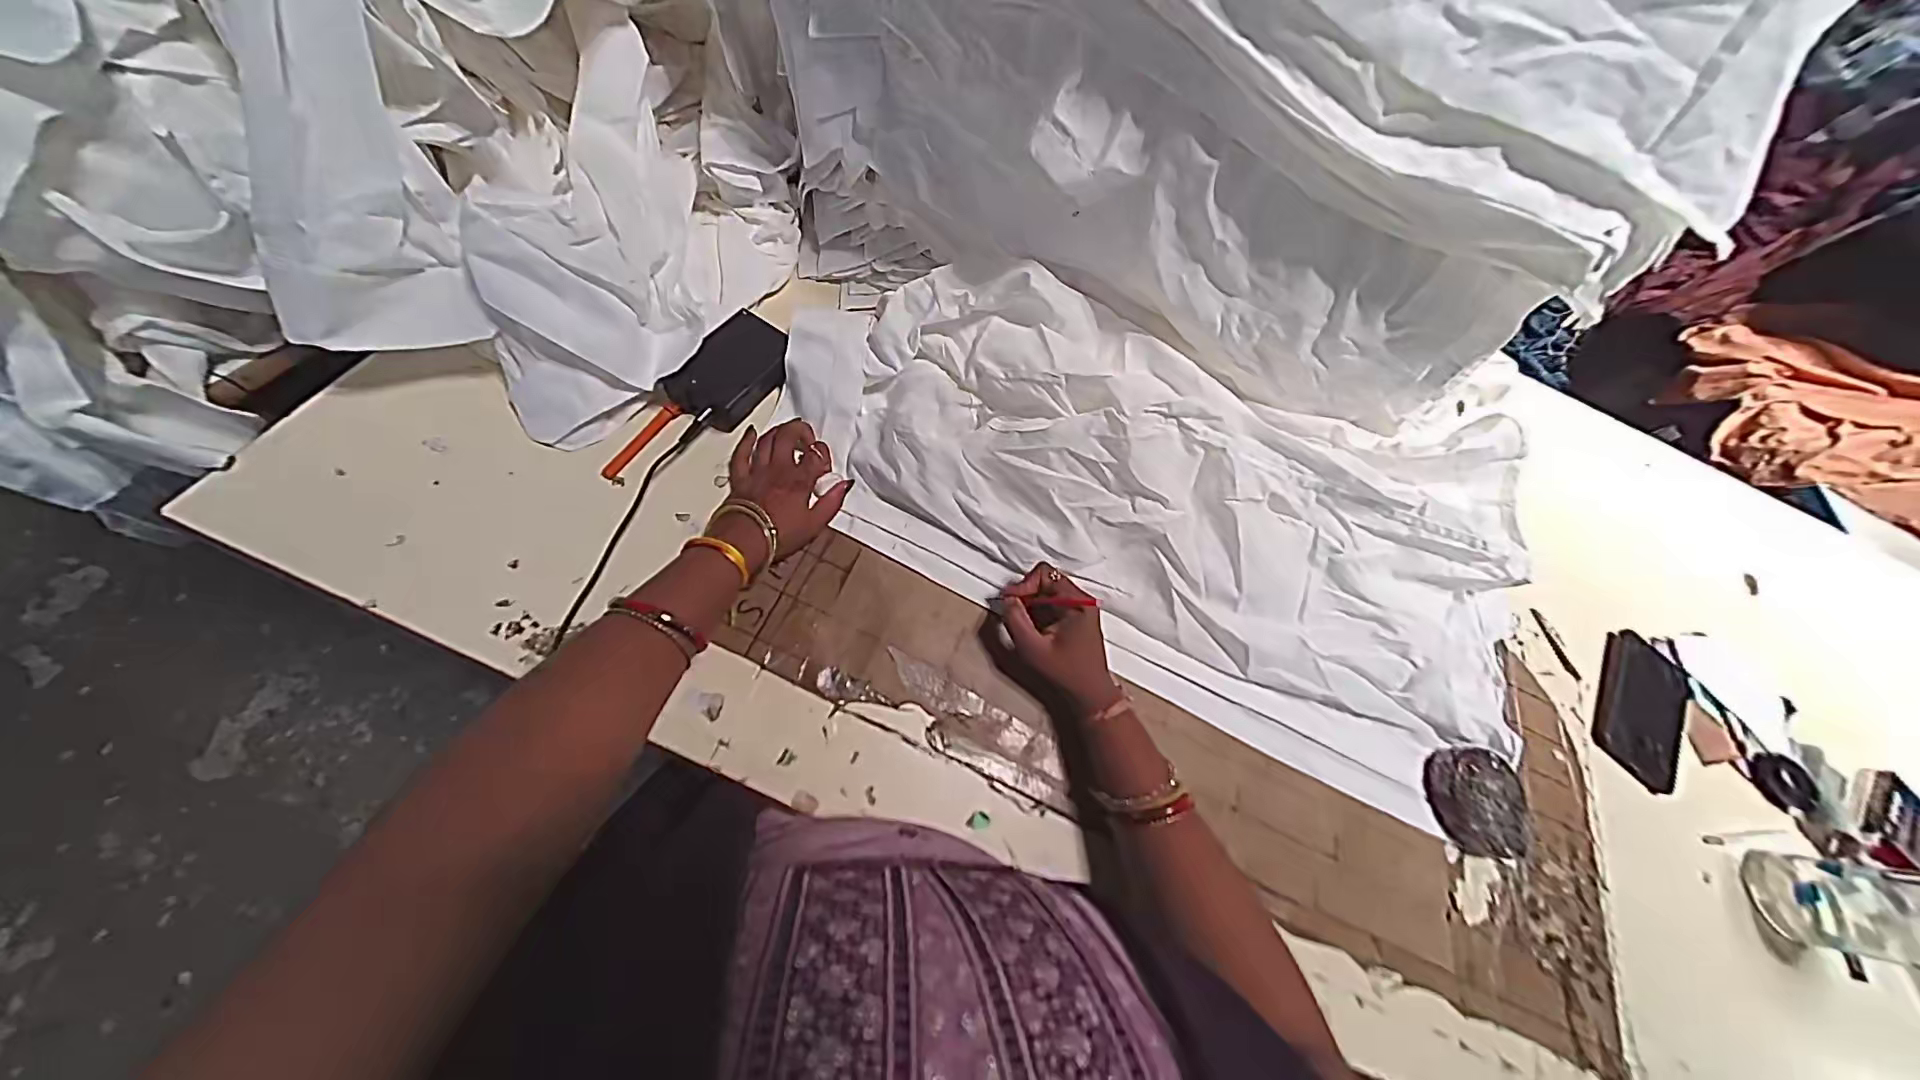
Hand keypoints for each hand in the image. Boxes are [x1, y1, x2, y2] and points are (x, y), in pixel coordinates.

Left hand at [720, 419, 852, 571]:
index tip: (824, 463)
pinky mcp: (740, 478)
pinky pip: (742, 453)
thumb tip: (844, 485)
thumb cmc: (777, 536)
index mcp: (799, 480)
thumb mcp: (814, 524)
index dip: (823, 453)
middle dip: (800, 430)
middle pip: (789, 435)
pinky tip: (751, 433)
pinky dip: (747, 440)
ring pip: (767, 439)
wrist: (744, 542)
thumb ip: (832, 501)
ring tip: (786, 431)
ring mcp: (757, 471)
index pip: (816, 454)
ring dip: (778, 431)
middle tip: (806, 436)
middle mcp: (778, 470)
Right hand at [997, 563, 1120, 714]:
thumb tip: (1007, 599)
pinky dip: (1038, 611)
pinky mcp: (1077, 618)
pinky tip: (1032, 628)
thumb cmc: (1065, 674)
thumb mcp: (1032, 648)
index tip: (1010, 602)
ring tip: (1022, 623)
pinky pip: (1053, 603)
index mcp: (1077, 602)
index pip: (1044, 573)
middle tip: (1012, 612)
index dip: (1023, 585)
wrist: (1090, 695)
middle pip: (1046, 580)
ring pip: (1048, 591)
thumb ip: (1015, 619)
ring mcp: (1081, 609)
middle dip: (1026, 594)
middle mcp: (1082, 600)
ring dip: (1031, 603)